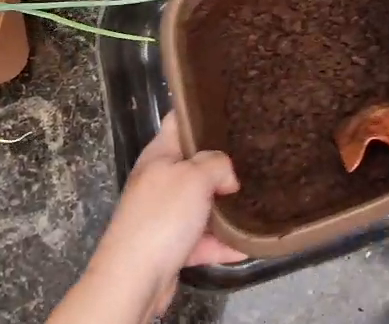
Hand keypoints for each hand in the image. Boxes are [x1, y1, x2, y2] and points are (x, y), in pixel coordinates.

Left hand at [49, 115, 244, 323]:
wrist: (133, 279)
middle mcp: (159, 181)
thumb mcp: (194, 177)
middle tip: (252, 156)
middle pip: (193, 164)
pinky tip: (247, 244)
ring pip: (200, 204)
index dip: (200, 112)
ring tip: (256, 199)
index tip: (228, 109)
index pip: (178, 121)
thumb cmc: (161, 216)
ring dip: (224, 206)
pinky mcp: (170, 247)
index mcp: (159, 155)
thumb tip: (228, 176)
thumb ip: (217, 164)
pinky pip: (202, 240)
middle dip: (221, 163)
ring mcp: (163, 215)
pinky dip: (222, 243)